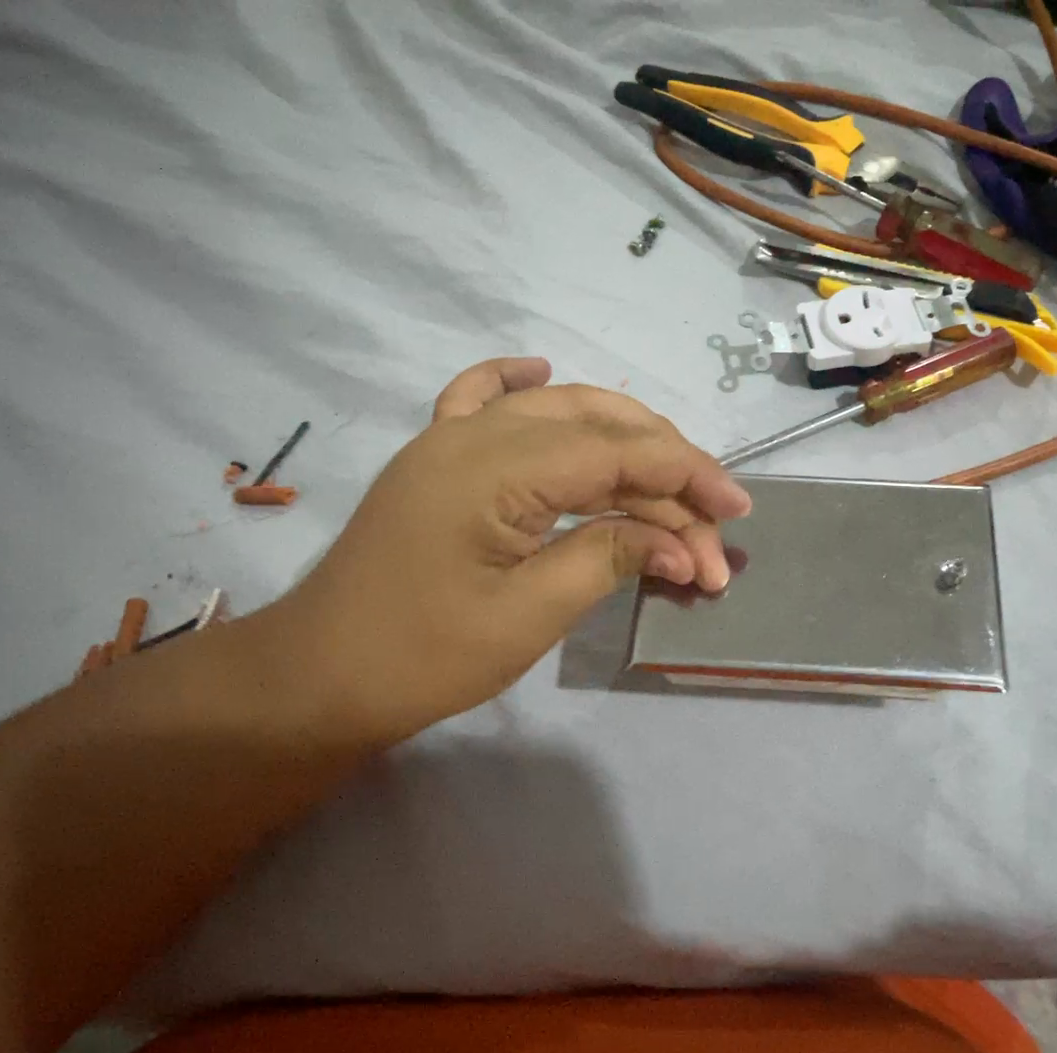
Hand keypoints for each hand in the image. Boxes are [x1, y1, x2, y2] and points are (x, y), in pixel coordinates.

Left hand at [264, 357, 750, 738]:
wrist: (320, 676)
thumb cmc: (423, 657)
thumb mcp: (529, 615)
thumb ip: (609, 558)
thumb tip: (681, 542)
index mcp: (496, 470)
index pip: (617, 452)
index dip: (686, 476)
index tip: (736, 511)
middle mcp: (474, 435)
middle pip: (597, 428)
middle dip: (666, 469)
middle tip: (712, 520)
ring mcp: (447, 440)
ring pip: (555, 413)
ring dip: (620, 444)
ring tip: (670, 482)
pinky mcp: (433, 459)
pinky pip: (477, 400)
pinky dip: (516, 384)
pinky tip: (540, 371)